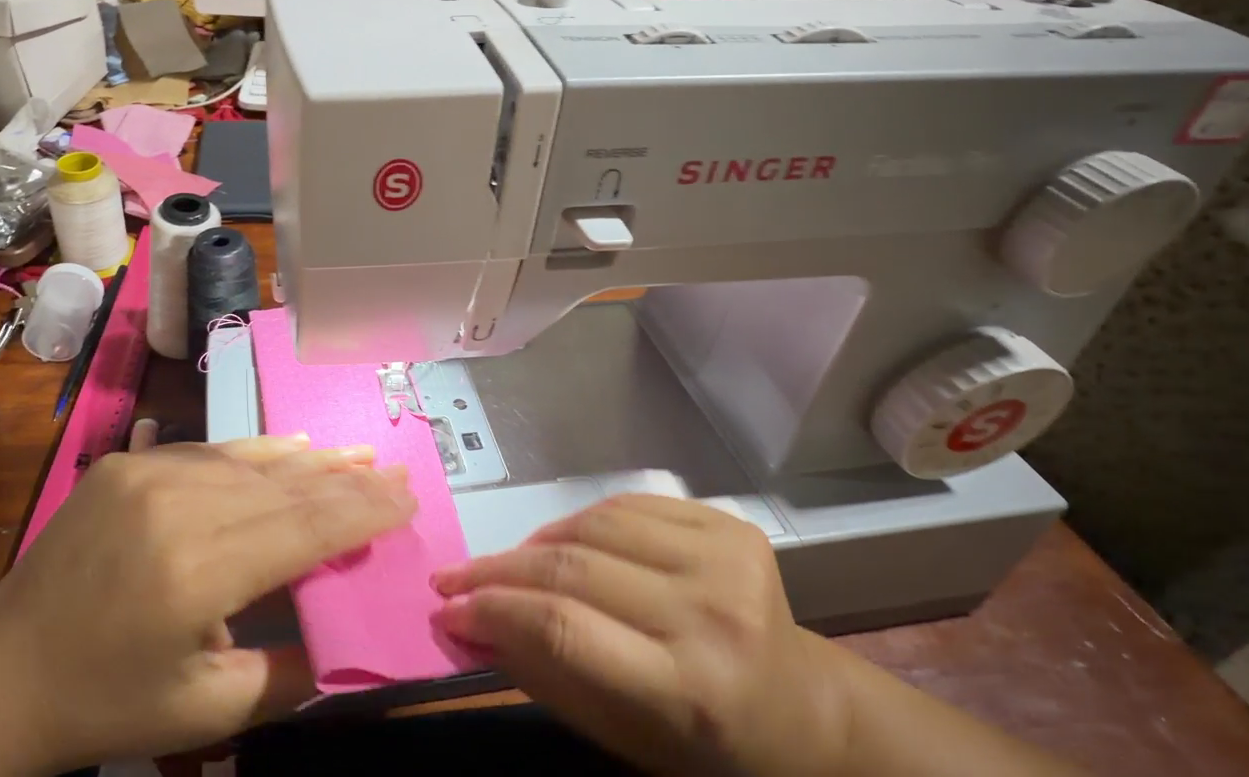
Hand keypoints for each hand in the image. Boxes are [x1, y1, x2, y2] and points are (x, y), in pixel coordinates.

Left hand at [0, 436, 416, 775]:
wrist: (0, 672)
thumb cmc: (107, 702)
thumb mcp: (209, 710)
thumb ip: (290, 670)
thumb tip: (349, 632)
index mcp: (197, 573)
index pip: (305, 529)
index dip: (363, 515)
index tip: (408, 502)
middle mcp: (175, 507)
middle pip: (285, 488)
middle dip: (348, 484)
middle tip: (399, 475)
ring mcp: (145, 474)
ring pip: (251, 461)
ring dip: (311, 462)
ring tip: (360, 457)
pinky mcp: (125, 463)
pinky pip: (210, 453)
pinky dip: (258, 453)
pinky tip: (295, 449)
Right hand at [430, 495, 851, 776]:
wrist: (801, 710)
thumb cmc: (702, 743)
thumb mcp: (618, 733)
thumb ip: (540, 671)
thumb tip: (464, 619)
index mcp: (688, 689)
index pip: (564, 627)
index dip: (493, 610)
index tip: (447, 608)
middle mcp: (711, 615)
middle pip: (573, 568)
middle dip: (499, 571)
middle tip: (454, 580)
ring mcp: (726, 561)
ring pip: (594, 525)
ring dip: (536, 542)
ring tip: (509, 565)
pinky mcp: (730, 526)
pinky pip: (627, 505)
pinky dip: (582, 521)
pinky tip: (563, 543)